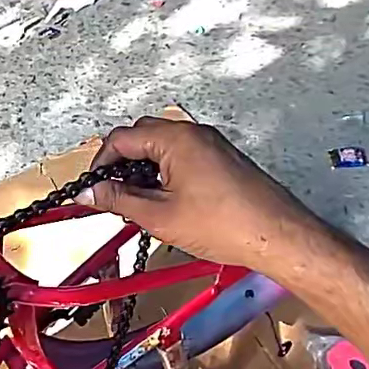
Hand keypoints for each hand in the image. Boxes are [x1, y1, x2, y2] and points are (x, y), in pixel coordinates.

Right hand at [81, 117, 327, 272]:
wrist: (276, 235)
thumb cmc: (227, 224)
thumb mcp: (159, 216)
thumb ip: (118, 200)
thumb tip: (91, 193)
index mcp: (175, 139)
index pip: (122, 138)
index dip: (101, 163)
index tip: (94, 185)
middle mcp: (194, 133)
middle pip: (141, 136)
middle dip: (121, 162)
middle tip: (112, 192)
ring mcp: (210, 143)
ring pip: (162, 145)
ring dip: (144, 167)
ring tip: (138, 201)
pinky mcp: (221, 158)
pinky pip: (182, 154)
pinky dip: (165, 171)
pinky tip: (165, 199)